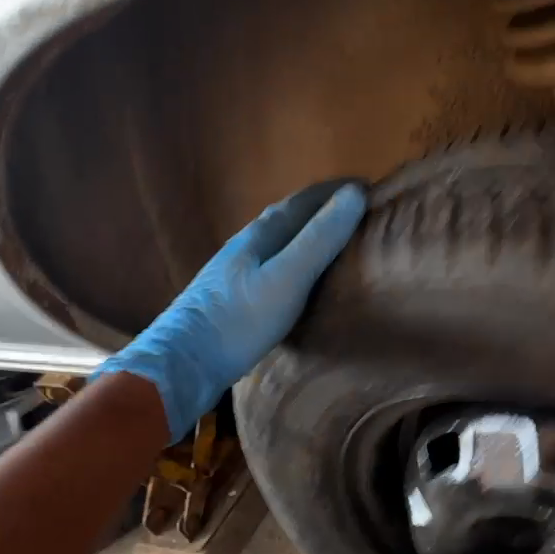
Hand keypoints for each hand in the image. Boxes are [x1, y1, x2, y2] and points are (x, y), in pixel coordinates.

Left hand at [97, 179, 368, 439]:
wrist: (182, 365)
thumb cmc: (240, 319)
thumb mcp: (288, 277)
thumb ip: (321, 237)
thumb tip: (355, 194)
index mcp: (263, 232)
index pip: (306, 198)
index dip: (338, 191)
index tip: (372, 188)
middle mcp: (249, 242)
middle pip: (293, 215)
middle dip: (327, 208)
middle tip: (364, 212)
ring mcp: (238, 268)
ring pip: (283, 238)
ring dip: (313, 231)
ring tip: (342, 239)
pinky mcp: (236, 293)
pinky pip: (278, 261)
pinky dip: (300, 256)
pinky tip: (306, 274)